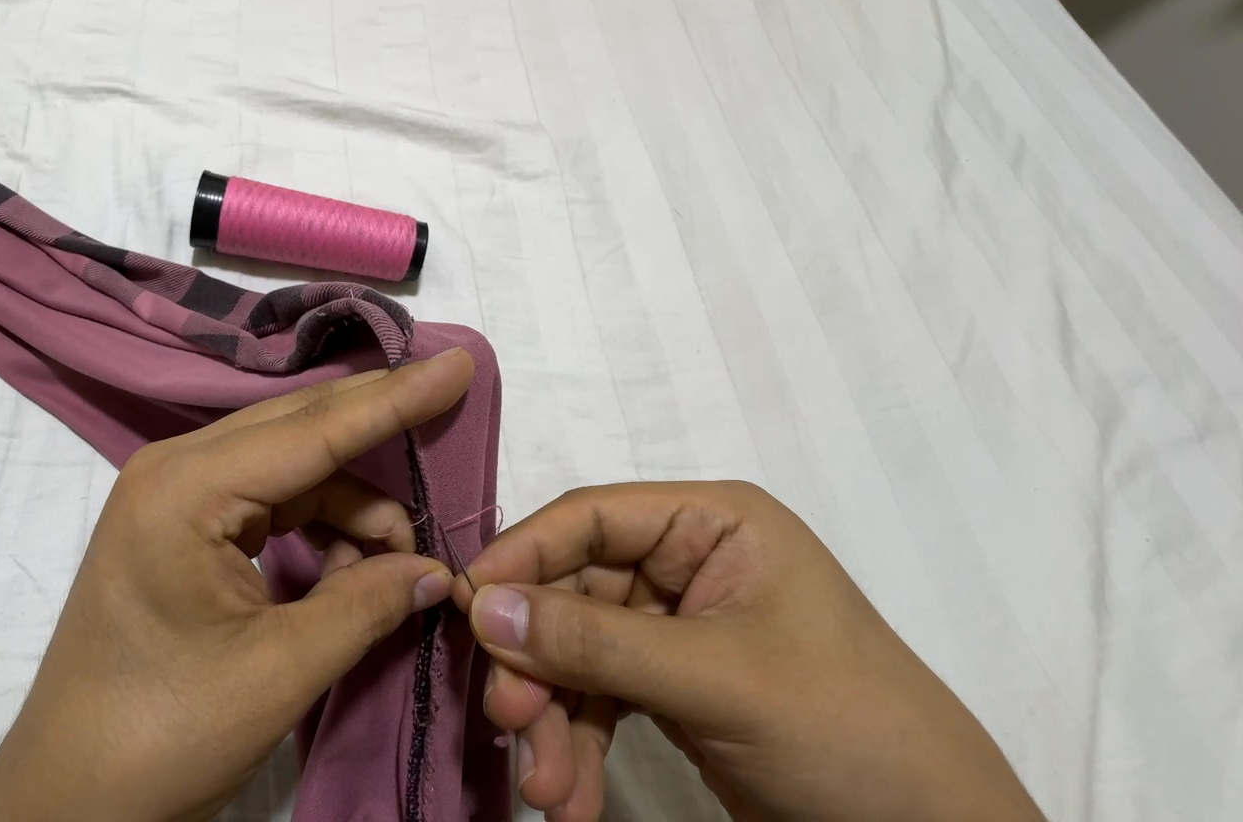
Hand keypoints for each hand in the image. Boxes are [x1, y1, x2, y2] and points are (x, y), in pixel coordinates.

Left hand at [0, 349, 475, 821]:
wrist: (67, 795)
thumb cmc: (162, 734)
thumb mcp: (276, 672)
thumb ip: (364, 606)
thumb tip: (437, 569)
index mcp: (186, 488)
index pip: (312, 431)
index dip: (394, 400)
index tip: (457, 365)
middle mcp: (175, 470)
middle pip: (297, 428)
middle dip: (377, 422)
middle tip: (450, 399)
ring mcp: (175, 494)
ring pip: (289, 466)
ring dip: (352, 499)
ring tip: (403, 554)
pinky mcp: (183, 525)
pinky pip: (269, 500)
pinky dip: (321, 523)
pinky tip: (355, 561)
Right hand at [454, 481, 1043, 821]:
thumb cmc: (848, 733)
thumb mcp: (716, 679)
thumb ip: (593, 640)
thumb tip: (479, 606)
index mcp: (709, 524)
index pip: (589, 519)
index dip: (522, 556)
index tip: (466, 607)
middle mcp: (684, 562)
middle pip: (572, 593)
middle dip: (538, 662)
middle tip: (506, 718)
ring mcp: (673, 627)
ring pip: (575, 651)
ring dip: (551, 717)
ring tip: (545, 787)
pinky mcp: (668, 684)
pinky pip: (597, 698)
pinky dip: (575, 742)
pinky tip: (568, 795)